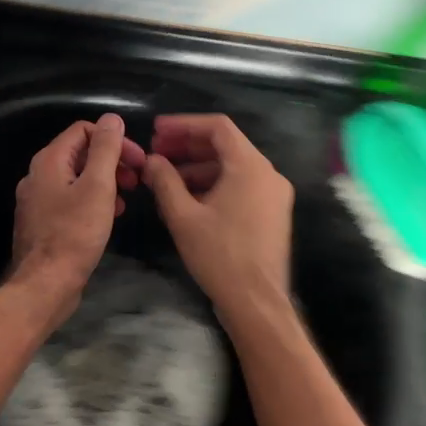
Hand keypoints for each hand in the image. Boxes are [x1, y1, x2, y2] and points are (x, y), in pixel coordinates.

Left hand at [11, 112, 144, 304]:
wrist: (46, 284)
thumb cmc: (75, 234)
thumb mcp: (98, 187)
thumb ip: (105, 150)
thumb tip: (112, 119)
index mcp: (48, 162)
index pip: (83, 131)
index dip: (114, 140)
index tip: (137, 162)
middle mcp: (37, 176)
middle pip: (78, 154)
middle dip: (111, 162)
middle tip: (135, 181)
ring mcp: (37, 202)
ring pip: (75, 180)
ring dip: (104, 184)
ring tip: (125, 201)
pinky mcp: (42, 224)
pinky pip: (69, 202)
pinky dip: (91, 202)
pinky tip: (107, 219)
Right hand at [143, 114, 293, 317]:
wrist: (255, 301)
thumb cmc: (219, 255)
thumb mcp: (183, 217)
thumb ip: (165, 182)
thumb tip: (151, 161)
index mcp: (250, 166)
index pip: (217, 127)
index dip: (183, 124)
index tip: (156, 131)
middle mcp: (268, 174)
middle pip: (226, 146)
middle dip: (188, 147)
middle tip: (156, 154)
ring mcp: (274, 195)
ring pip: (232, 168)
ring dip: (198, 169)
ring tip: (165, 180)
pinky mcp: (272, 214)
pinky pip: (241, 187)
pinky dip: (215, 185)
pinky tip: (188, 200)